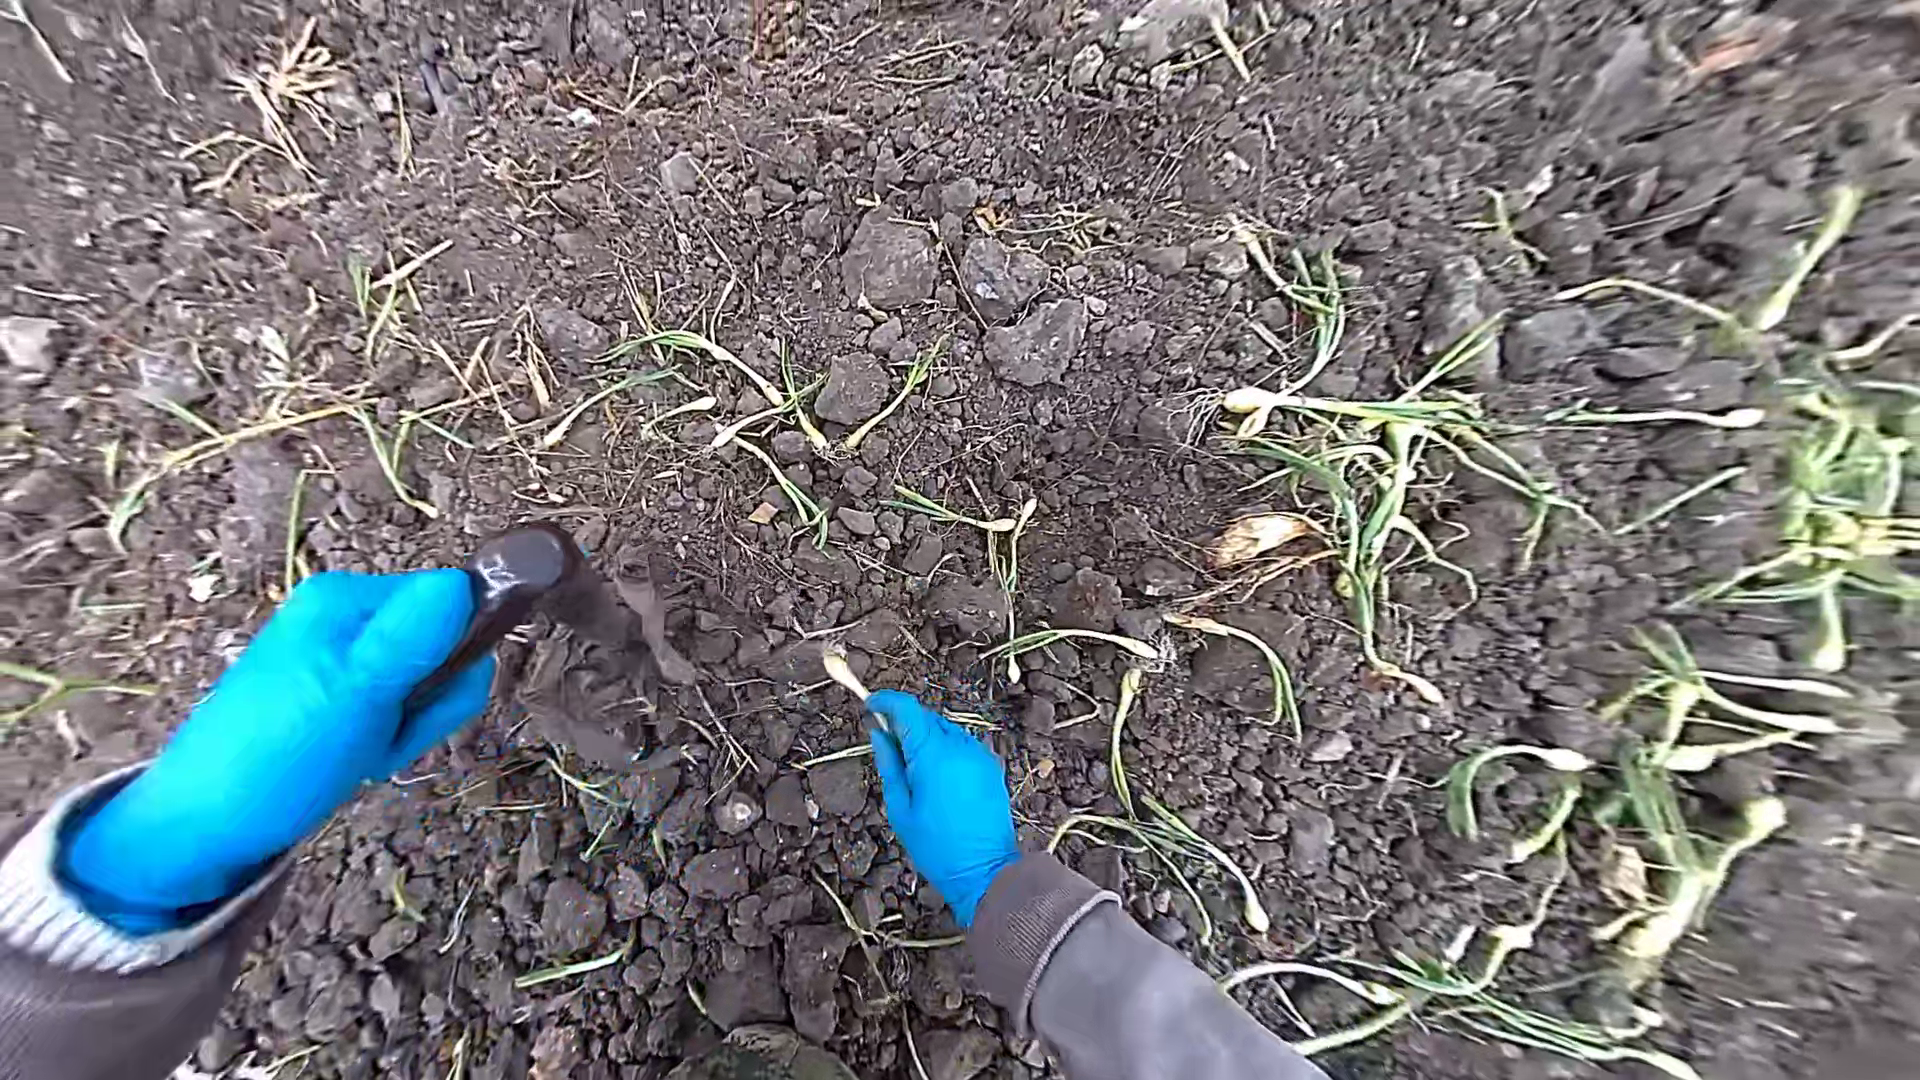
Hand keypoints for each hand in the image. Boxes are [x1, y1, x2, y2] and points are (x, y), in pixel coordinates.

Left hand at [62, 570, 494, 926]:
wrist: (207, 834)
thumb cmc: (280, 756)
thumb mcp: (354, 688)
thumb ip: (412, 632)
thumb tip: (462, 581)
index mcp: (349, 597)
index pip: (458, 598)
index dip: (458, 646)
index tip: (421, 691)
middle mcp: (357, 616)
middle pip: (458, 638)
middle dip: (441, 692)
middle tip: (394, 727)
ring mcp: (359, 655)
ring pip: (448, 674)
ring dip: (426, 718)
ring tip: (378, 745)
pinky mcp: (360, 689)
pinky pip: (424, 698)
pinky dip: (411, 730)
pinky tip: (373, 750)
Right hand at [868, 689, 1019, 926]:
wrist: (984, 871)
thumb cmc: (937, 846)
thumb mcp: (900, 808)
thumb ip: (889, 764)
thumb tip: (878, 733)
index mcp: (933, 754)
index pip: (907, 708)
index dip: (886, 701)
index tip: (871, 704)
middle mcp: (959, 745)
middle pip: (925, 717)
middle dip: (904, 724)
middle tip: (888, 746)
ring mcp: (978, 753)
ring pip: (943, 730)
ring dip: (925, 738)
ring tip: (915, 772)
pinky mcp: (990, 763)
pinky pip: (961, 744)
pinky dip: (944, 749)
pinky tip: (937, 778)